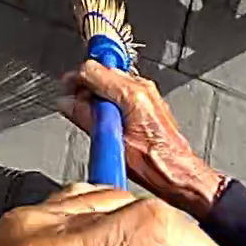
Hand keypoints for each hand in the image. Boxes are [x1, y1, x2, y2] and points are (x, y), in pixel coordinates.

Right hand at [58, 62, 227, 219]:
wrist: (180, 176)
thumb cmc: (154, 165)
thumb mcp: (110, 140)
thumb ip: (84, 116)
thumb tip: (66, 103)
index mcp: (131, 94)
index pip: (91, 69)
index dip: (74, 80)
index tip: (66, 91)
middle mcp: (142, 88)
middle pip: (100, 69)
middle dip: (85, 86)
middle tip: (79, 107)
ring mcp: (147, 92)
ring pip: (109, 77)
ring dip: (97, 92)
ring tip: (96, 117)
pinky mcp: (148, 100)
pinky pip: (120, 87)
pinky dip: (108, 97)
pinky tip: (109, 118)